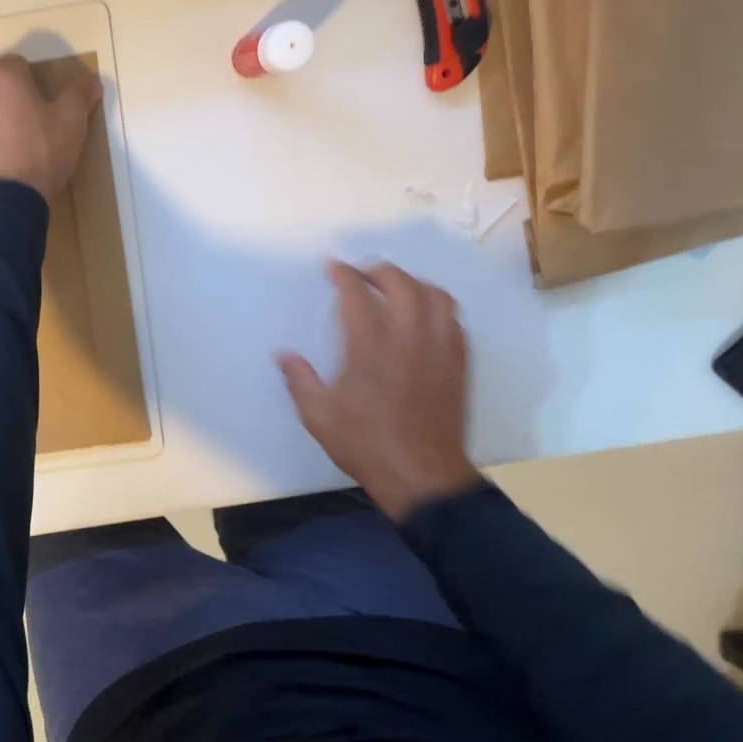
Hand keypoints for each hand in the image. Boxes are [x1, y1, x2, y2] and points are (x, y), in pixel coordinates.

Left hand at [0, 54, 102, 198]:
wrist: (3, 201)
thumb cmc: (40, 155)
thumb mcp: (71, 124)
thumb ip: (80, 96)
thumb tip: (93, 82)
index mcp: (1, 74)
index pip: (19, 66)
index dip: (33, 85)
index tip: (41, 110)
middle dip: (6, 99)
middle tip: (25, 129)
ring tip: (4, 147)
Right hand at [278, 262, 478, 520]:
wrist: (421, 474)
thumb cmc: (365, 443)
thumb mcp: (318, 416)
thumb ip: (300, 380)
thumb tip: (284, 354)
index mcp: (370, 346)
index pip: (357, 293)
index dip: (343, 274)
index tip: (332, 267)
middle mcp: (408, 337)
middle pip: (402, 283)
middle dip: (380, 271)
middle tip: (363, 275)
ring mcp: (439, 348)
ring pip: (435, 295)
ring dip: (414, 284)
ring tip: (397, 290)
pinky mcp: (458, 363)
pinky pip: (454, 320)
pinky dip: (438, 308)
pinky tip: (424, 319)